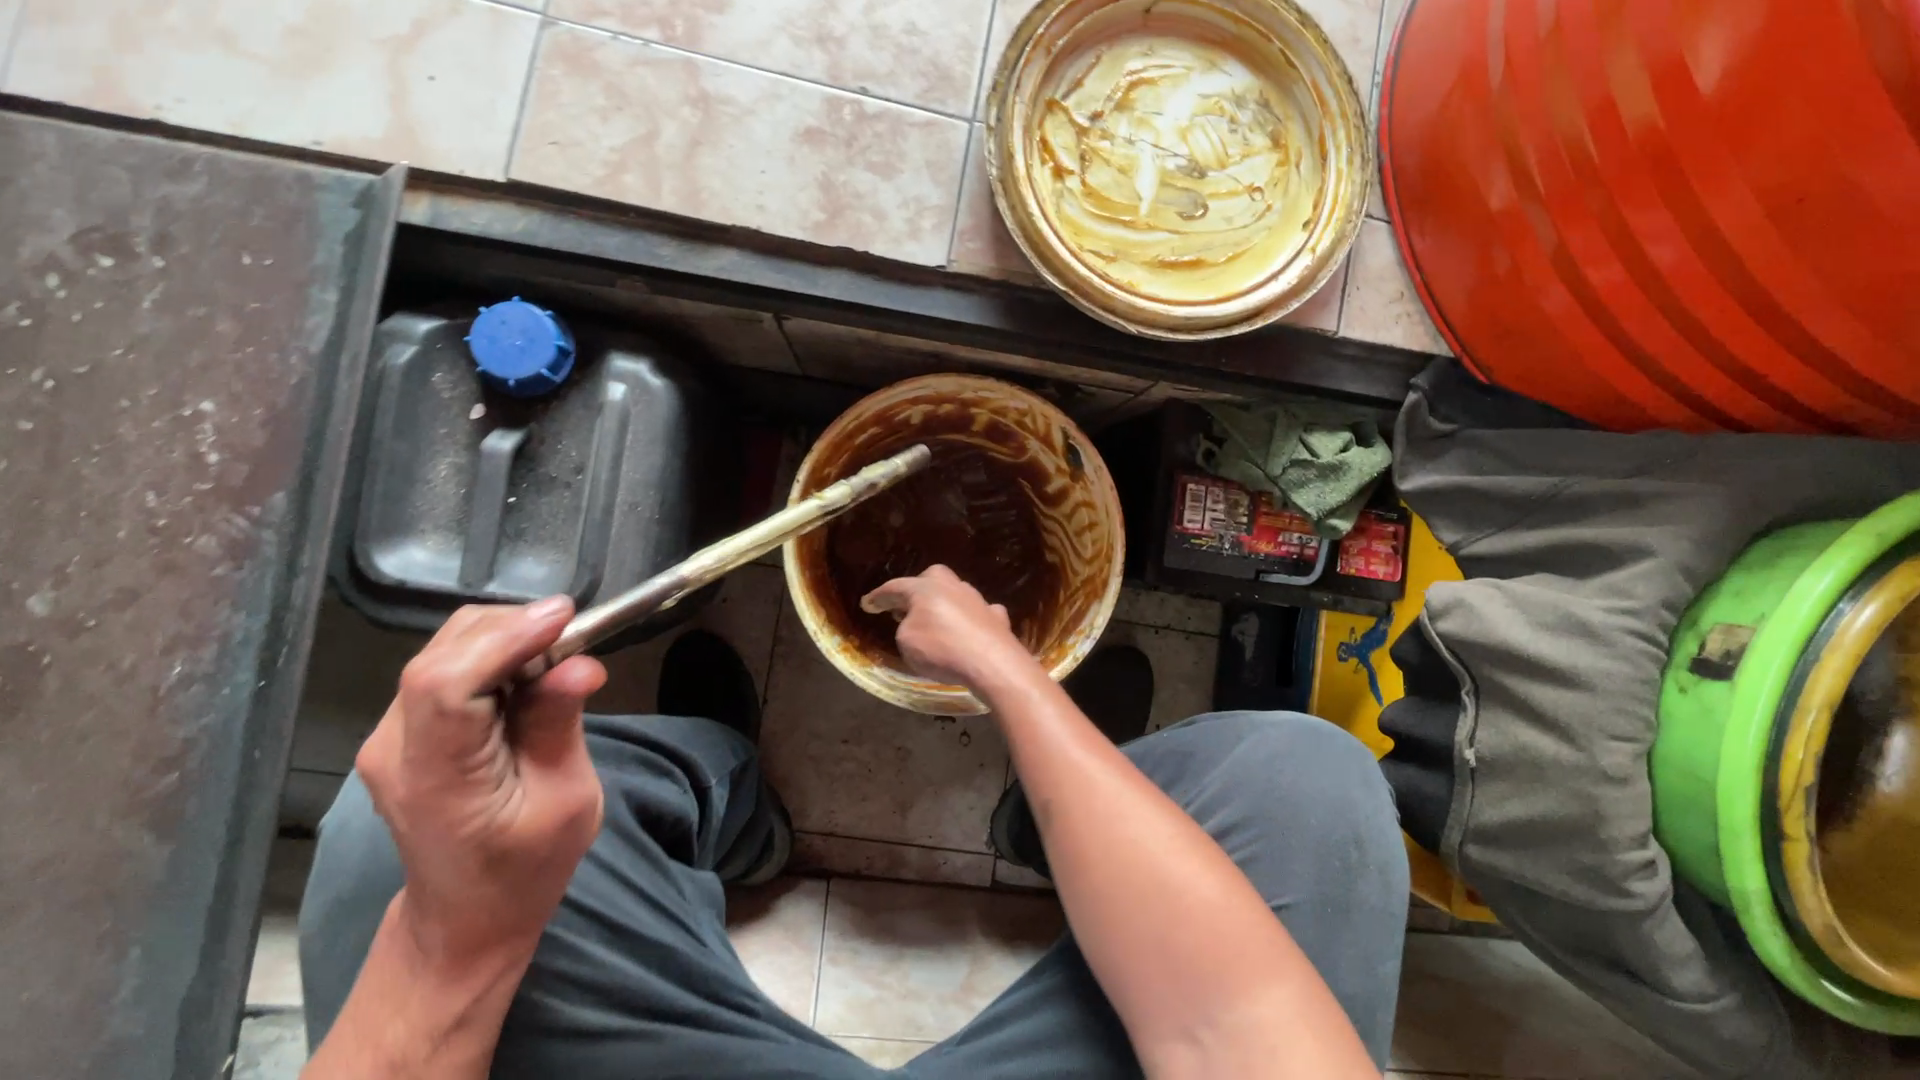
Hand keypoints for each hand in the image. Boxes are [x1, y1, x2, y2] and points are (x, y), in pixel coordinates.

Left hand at [354, 597, 606, 970]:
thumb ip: (560, 725)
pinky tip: (528, 676)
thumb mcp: (566, 802)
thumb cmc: (525, 871)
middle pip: (443, 654)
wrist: (466, 918)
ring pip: (443, 652)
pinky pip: (446, 669)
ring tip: (558, 658)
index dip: (505, 640)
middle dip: (514, 630)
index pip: (447, 683)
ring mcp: (388, 736)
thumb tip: (581, 663)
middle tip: (576, 637)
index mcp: (435, 775)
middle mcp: (394, 746)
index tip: (566, 617)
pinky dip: (493, 656)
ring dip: (505, 640)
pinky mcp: (403, 731)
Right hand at [860, 564, 1034, 687]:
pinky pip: (979, 612)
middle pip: (931, 578)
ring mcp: (978, 600)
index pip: (896, 588)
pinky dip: (971, 618)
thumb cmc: (942, 649)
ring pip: (956, 592)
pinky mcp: (996, 618)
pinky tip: (970, 628)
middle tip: (906, 607)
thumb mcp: (906, 642)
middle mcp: (952, 586)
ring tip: (936, 620)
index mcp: (925, 589)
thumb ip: (905, 627)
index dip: (879, 597)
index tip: (868, 604)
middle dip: (917, 589)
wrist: (992, 662)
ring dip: (945, 603)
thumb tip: (916, 623)